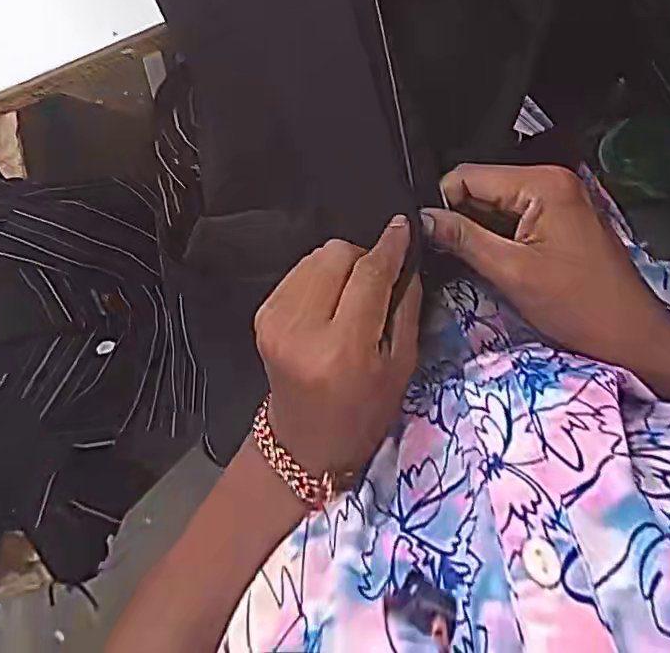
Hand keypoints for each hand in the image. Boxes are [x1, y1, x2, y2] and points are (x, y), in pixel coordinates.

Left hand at [254, 215, 421, 479]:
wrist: (306, 441)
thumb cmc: (362, 411)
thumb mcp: (401, 366)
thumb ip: (406, 306)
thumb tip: (405, 257)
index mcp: (342, 349)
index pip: (368, 275)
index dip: (389, 246)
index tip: (402, 227)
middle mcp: (302, 330)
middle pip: (338, 254)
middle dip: (364, 258)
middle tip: (375, 284)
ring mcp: (276, 320)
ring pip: (318, 256)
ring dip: (341, 266)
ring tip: (350, 298)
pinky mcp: (263, 314)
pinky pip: (300, 269)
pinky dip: (321, 277)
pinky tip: (328, 303)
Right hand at [422, 164, 669, 365]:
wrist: (633, 337)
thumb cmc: (581, 307)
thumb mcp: (512, 272)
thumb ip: (462, 239)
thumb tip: (423, 219)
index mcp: (542, 182)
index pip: (467, 175)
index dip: (443, 204)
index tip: (432, 237)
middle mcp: (551, 179)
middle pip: (481, 187)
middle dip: (462, 219)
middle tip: (453, 255)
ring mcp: (558, 197)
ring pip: (494, 204)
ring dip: (480, 231)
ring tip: (479, 262)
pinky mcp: (559, 216)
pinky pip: (514, 216)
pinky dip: (499, 237)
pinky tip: (498, 262)